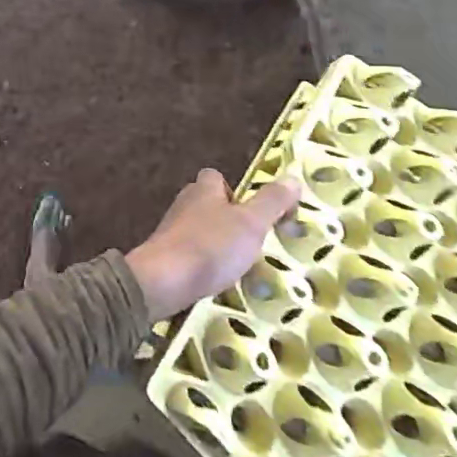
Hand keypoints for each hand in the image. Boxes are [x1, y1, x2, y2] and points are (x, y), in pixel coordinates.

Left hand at [125, 169, 303, 320]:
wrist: (165, 279)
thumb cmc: (211, 245)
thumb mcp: (251, 223)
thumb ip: (271, 202)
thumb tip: (292, 178)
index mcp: (203, 189)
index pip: (216, 177)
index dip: (235, 191)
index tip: (254, 213)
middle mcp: (185, 203)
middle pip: (208, 203)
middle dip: (229, 220)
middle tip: (252, 242)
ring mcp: (172, 228)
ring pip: (200, 229)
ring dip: (218, 243)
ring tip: (240, 265)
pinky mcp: (167, 253)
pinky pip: (191, 252)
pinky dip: (205, 262)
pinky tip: (218, 279)